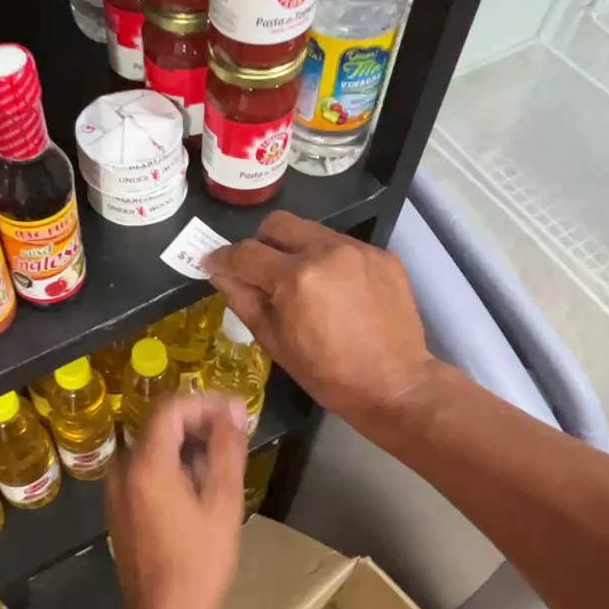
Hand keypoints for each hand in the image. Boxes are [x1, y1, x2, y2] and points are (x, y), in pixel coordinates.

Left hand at [106, 392, 248, 608]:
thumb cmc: (200, 563)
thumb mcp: (223, 503)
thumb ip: (226, 449)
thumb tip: (231, 407)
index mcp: (146, 464)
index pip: (171, 407)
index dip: (204, 401)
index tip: (235, 411)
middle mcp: (123, 469)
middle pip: (159, 424)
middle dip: (198, 422)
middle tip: (234, 436)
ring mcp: (116, 489)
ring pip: (152, 446)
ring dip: (186, 444)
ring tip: (221, 464)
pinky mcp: (118, 506)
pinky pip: (144, 469)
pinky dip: (171, 464)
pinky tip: (198, 487)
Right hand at [204, 211, 437, 423]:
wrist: (394, 384)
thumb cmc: (328, 374)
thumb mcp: (275, 343)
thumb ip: (244, 301)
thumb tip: (221, 275)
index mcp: (296, 278)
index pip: (246, 253)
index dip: (223, 258)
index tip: (213, 265)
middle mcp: (327, 251)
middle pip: (278, 224)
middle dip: (260, 244)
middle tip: (258, 271)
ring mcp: (358, 250)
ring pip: (311, 232)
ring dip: (295, 251)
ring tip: (301, 284)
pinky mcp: (382, 255)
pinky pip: (342, 246)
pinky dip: (328, 261)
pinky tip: (334, 292)